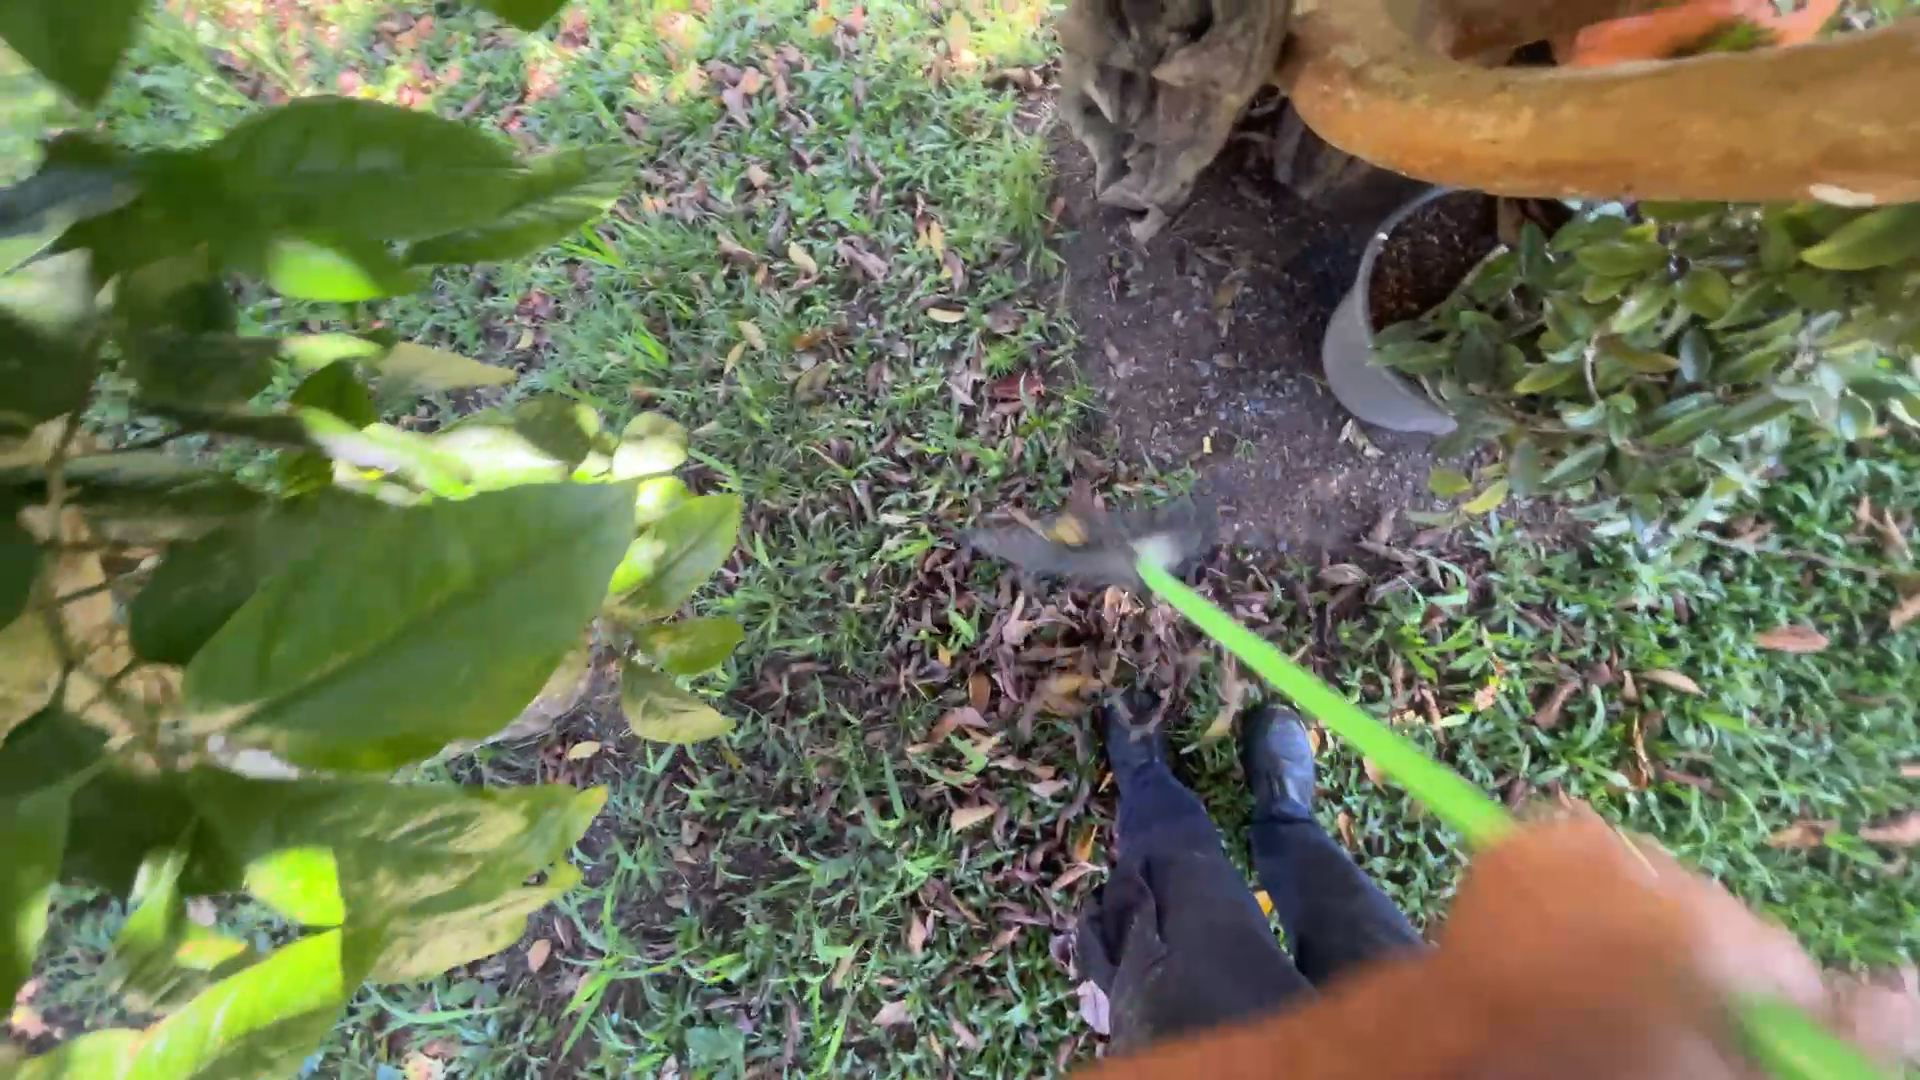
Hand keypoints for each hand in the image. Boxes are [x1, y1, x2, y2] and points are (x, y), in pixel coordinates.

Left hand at [1433, 807, 1916, 1077]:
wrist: (1470, 1024)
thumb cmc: (1597, 1058)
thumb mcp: (1724, 1065)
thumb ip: (1834, 1035)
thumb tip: (1907, 988)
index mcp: (1694, 931)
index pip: (1776, 952)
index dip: (1762, 993)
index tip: (1726, 1014)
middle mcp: (1632, 868)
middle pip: (1711, 904)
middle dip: (1703, 947)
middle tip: (1654, 989)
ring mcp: (1562, 844)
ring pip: (1652, 872)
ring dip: (1645, 909)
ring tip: (1608, 955)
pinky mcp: (1518, 837)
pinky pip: (1585, 846)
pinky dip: (1593, 879)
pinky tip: (1573, 920)